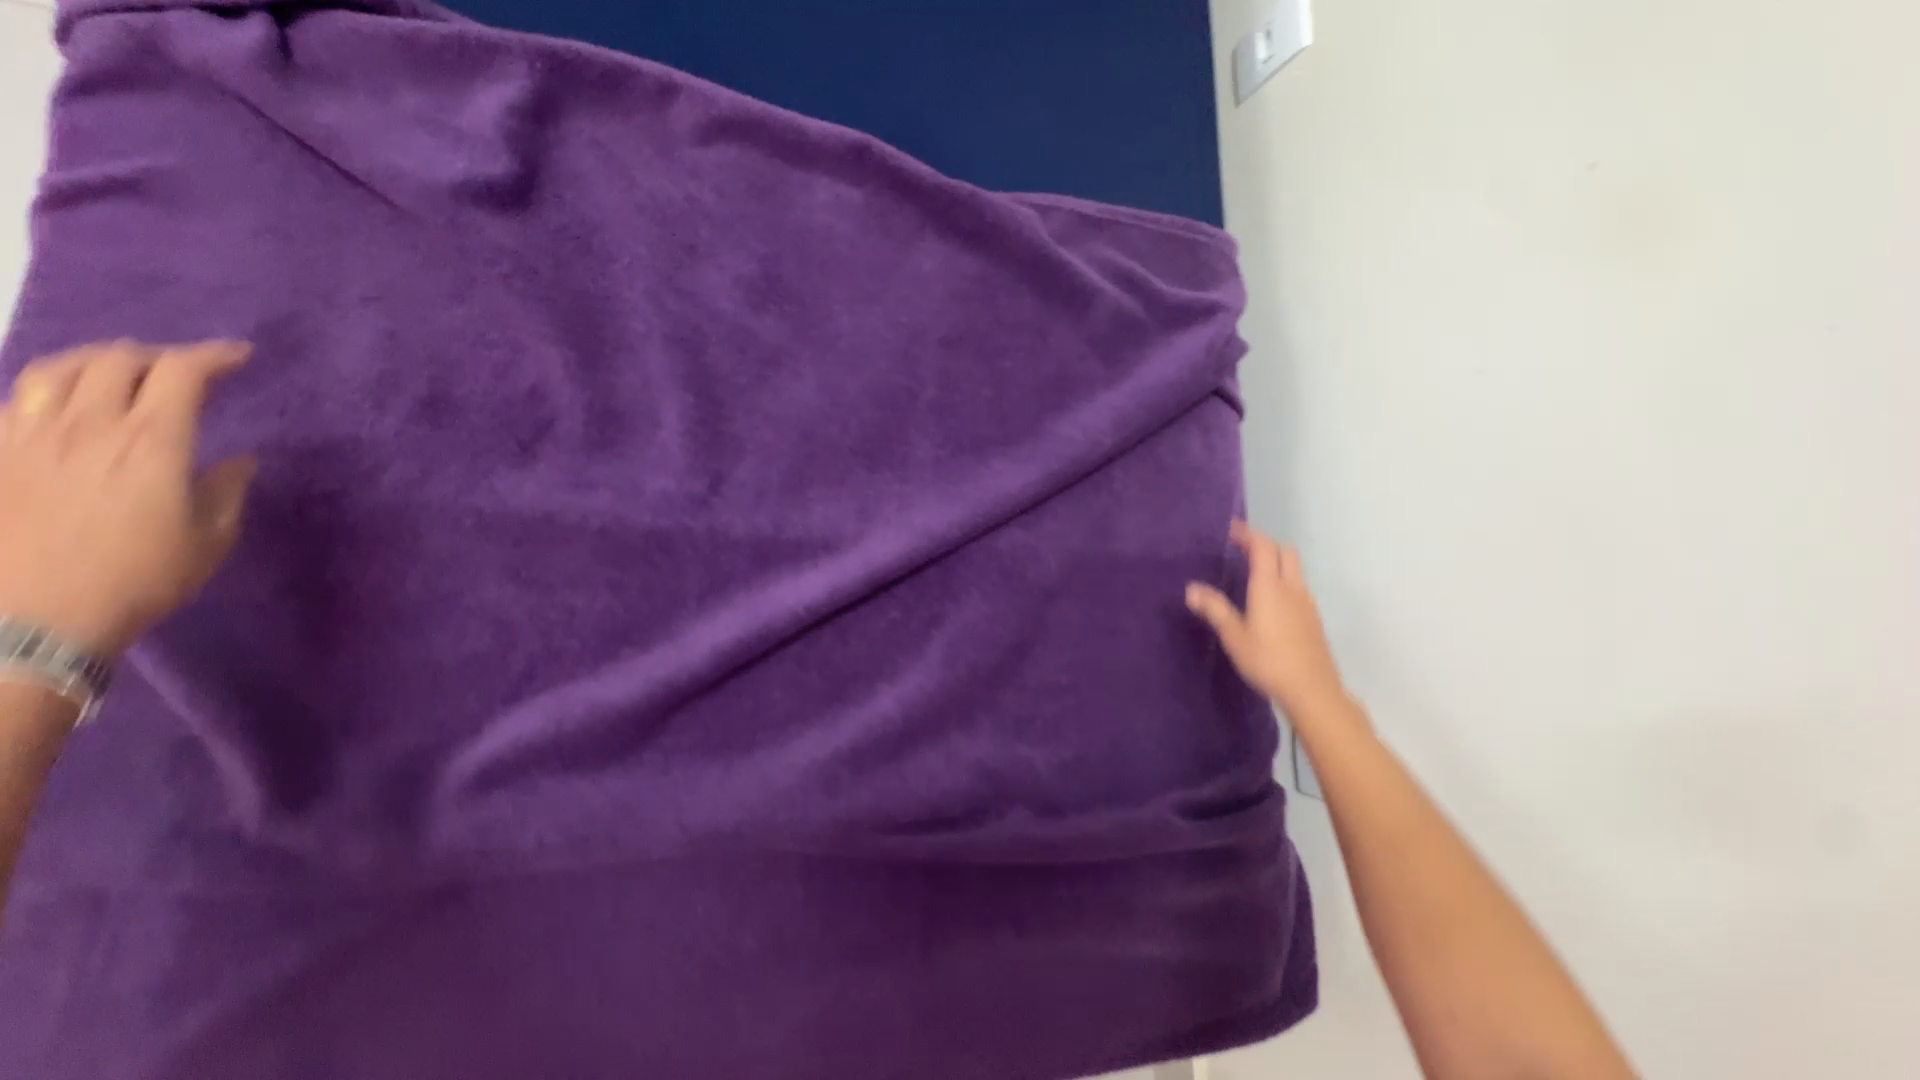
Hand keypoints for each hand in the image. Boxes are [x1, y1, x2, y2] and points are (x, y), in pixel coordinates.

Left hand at [0, 341, 255, 657]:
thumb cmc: (139, 580)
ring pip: (57, 368)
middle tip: (182, 369)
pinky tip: (62, 406)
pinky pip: (17, 399)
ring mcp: (29, 435)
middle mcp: (88, 424)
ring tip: (116, 370)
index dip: (214, 355)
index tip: (240, 358)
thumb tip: (239, 460)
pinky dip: (50, 389)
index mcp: (152, 441)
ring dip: (97, 360)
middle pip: (117, 358)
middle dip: (156, 355)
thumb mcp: (208, 540)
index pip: (182, 371)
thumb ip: (226, 490)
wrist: (34, 618)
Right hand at [1186, 522, 1356, 726]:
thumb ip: (1215, 610)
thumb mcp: (1234, 637)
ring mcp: (1307, 603)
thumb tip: (1192, 589)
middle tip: (1243, 550)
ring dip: (1276, 563)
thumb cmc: (1268, 661)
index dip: (1247, 534)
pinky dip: (1284, 582)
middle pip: (1284, 551)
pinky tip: (1270, 603)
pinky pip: (1298, 588)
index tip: (1231, 530)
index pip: (1262, 547)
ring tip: (1253, 574)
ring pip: (1294, 570)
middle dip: (1265, 544)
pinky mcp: (1313, 619)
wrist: (1312, 689)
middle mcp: (1292, 588)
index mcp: (1270, 587)